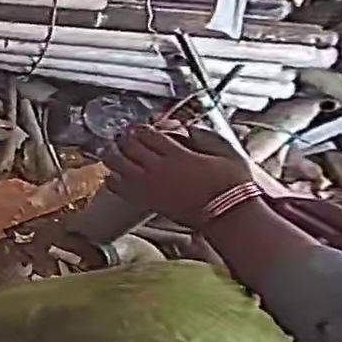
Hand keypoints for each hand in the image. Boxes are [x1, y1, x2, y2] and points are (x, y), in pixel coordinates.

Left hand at [103, 124, 253, 228]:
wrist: (226, 214)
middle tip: (126, 137)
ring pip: (115, 163)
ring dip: (112, 154)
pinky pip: (115, 186)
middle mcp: (157, 169)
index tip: (141, 128)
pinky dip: (110, 177)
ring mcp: (146, 185)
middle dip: (125, 138)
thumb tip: (186, 127)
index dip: (141, 128)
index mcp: (177, 155)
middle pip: (128, 145)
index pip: (148, 134)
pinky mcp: (142, 199)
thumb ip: (204, 136)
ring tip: (116, 152)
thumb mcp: (227, 153)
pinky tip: (115, 174)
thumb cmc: (231, 185)